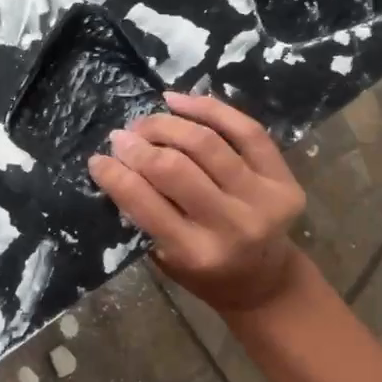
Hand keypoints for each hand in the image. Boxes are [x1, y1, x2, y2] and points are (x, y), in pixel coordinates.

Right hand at [88, 91, 307, 313]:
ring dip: (164, 124)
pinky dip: (207, 108)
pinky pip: (246, 130)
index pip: (143, 200)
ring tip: (144, 125)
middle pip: (174, 167)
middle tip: (120, 138)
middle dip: (137, 145)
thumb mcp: (163, 254)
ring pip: (205, 142)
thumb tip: (113, 161)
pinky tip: (176, 100)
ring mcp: (264, 200)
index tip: (97, 159)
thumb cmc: (201, 270)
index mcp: (196, 252)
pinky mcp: (285, 180)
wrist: (267, 281)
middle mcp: (234, 226)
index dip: (113, 172)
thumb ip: (140, 211)